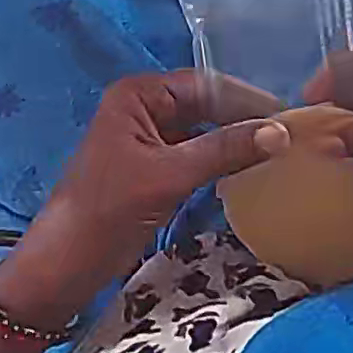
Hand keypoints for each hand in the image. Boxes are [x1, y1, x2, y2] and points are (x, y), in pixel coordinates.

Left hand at [0, 71, 285, 330]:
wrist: (64, 268)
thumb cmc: (107, 210)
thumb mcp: (168, 175)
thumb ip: (224, 150)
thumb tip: (281, 132)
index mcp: (138, 94)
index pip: (204, 85)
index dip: (245, 98)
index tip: (286, 113)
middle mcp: (145, 106)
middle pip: (206, 103)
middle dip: (244, 117)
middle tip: (288, 131)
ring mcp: (150, 136)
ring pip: (204, 128)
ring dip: (236, 137)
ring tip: (278, 147)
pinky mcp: (156, 165)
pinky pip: (198, 151)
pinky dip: (223, 158)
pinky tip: (251, 165)